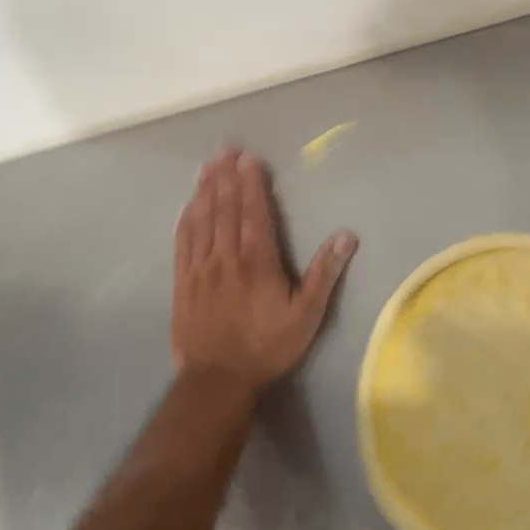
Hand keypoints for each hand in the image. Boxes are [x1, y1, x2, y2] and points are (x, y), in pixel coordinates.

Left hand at [172, 148, 357, 396]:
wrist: (218, 379)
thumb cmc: (268, 345)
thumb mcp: (307, 313)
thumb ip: (325, 273)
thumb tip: (347, 235)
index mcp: (258, 261)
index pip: (254, 212)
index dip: (251, 183)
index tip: (249, 159)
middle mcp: (226, 257)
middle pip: (225, 209)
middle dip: (226, 177)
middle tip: (225, 150)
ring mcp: (200, 269)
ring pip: (202, 220)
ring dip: (205, 191)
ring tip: (207, 167)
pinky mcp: (183, 283)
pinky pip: (183, 243)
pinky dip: (186, 219)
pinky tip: (188, 205)